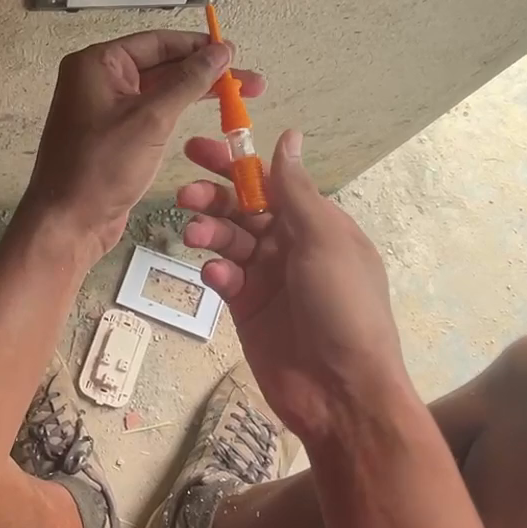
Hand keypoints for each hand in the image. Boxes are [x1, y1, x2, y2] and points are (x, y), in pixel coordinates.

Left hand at [21, 30, 264, 254]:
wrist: (68, 221)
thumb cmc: (100, 168)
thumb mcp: (151, 119)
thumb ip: (188, 81)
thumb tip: (220, 51)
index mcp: (96, 64)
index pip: (157, 43)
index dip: (199, 46)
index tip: (235, 53)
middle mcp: (97, 80)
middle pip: (161, 65)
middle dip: (205, 72)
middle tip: (250, 81)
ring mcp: (104, 108)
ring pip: (160, 90)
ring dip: (197, 92)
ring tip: (241, 97)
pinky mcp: (113, 134)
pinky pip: (151, 113)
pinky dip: (179, 112)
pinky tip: (208, 113)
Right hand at [177, 129, 407, 443]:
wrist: (341, 392)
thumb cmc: (343, 306)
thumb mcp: (323, 240)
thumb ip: (296, 189)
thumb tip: (289, 135)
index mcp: (314, 222)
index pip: (269, 180)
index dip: (234, 163)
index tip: (197, 148)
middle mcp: (288, 243)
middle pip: (241, 207)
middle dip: (212, 197)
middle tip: (184, 194)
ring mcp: (265, 276)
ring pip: (226, 239)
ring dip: (208, 231)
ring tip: (193, 234)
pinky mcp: (245, 306)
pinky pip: (223, 276)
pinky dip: (216, 272)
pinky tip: (218, 278)